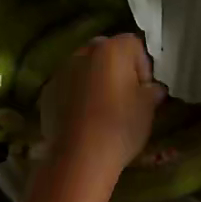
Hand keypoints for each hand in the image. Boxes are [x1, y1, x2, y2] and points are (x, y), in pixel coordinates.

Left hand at [40, 34, 165, 180]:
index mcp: (111, 50)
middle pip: (104, 52)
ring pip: (83, 68)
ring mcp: (61, 72)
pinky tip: (82, 119)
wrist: (79, 156)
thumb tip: (153, 89)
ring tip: (100, 109)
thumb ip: (152, 92)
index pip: (133, 45)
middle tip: (124, 96)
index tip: (144, 90)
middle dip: (115, 69)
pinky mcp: (47, 93)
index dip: (143, 67)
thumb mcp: (147, 109)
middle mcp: (83, 53)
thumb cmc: (119, 126)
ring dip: (93, 81)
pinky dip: (75, 95)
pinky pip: (67, 86)